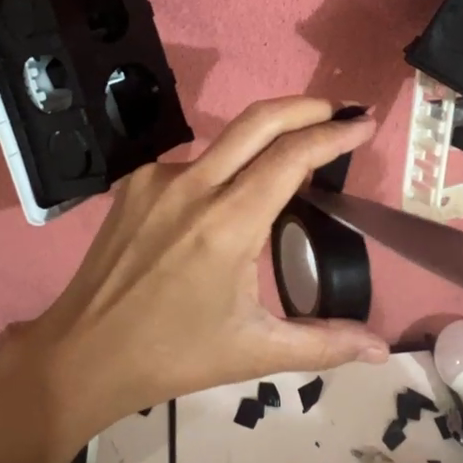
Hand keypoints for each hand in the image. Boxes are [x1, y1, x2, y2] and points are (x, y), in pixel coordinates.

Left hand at [1, 96, 388, 444]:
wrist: (81, 354)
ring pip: (227, 140)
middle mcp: (194, 186)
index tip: (364, 122)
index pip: (292, 157)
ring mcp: (160, 178)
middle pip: (260, 120)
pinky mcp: (137, 182)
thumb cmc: (173, 356)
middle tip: (340, 111)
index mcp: (228, 224)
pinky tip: (231, 196)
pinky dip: (225, 168)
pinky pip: (195, 162)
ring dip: (267, 137)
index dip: (334, 134)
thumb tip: (381, 349)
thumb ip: (323, 343)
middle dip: (306, 107)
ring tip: (293, 161)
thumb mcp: (253, 352)